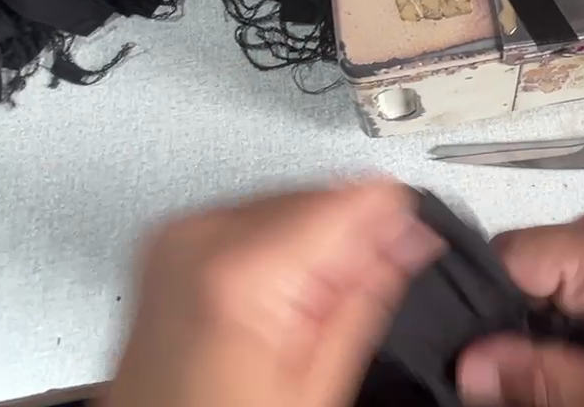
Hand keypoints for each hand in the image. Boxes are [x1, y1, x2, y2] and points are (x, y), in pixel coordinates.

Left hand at [106, 181, 444, 406]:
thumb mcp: (313, 384)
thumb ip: (367, 294)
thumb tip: (410, 235)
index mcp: (238, 269)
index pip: (344, 198)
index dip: (388, 219)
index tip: (410, 237)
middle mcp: (200, 234)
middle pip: (315, 198)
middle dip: (344, 240)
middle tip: (342, 305)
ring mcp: (179, 232)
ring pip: (286, 201)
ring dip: (310, 242)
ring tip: (298, 314)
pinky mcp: (172, 237)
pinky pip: (251, 214)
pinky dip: (275, 247)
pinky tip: (273, 298)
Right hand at [455, 205, 583, 406]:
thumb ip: (530, 377)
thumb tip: (459, 366)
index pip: (505, 258)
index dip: (474, 309)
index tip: (451, 361)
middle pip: (516, 270)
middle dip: (500, 328)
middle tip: (487, 384)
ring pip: (534, 287)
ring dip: (525, 336)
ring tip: (519, 383)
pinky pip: (560, 295)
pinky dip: (551, 335)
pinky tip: (556, 372)